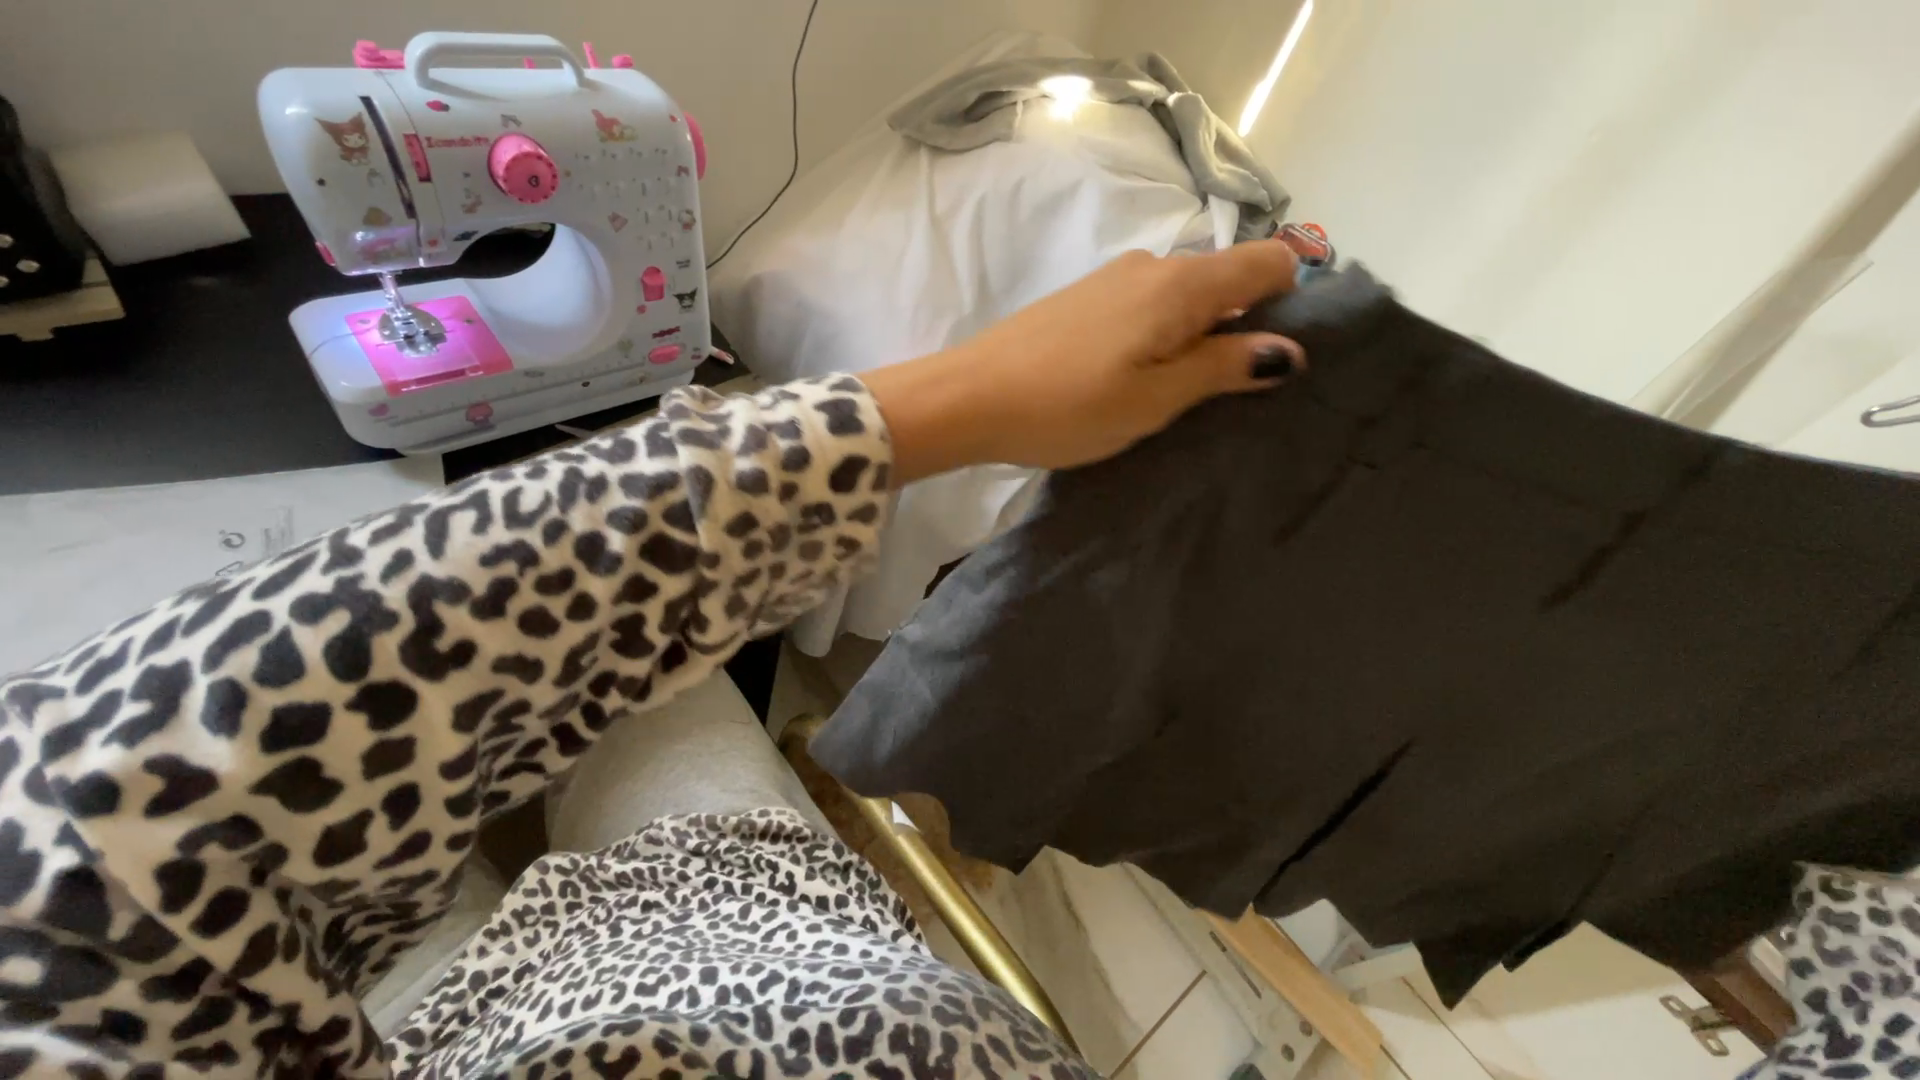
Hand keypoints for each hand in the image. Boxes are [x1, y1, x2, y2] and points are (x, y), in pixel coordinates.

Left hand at [862, 241, 1303, 483]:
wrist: (970, 397)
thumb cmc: (1068, 406)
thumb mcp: (1156, 398)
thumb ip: (1224, 367)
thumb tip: (1291, 350)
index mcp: (1181, 285)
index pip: (1269, 262)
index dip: (1292, 302)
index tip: (1282, 357)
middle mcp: (1152, 266)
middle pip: (1227, 280)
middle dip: (1245, 326)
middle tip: (1235, 392)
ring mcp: (1113, 280)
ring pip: (1185, 297)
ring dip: (1199, 336)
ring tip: (1185, 394)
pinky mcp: (1085, 300)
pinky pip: (1148, 308)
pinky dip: (1162, 336)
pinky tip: (1140, 378)